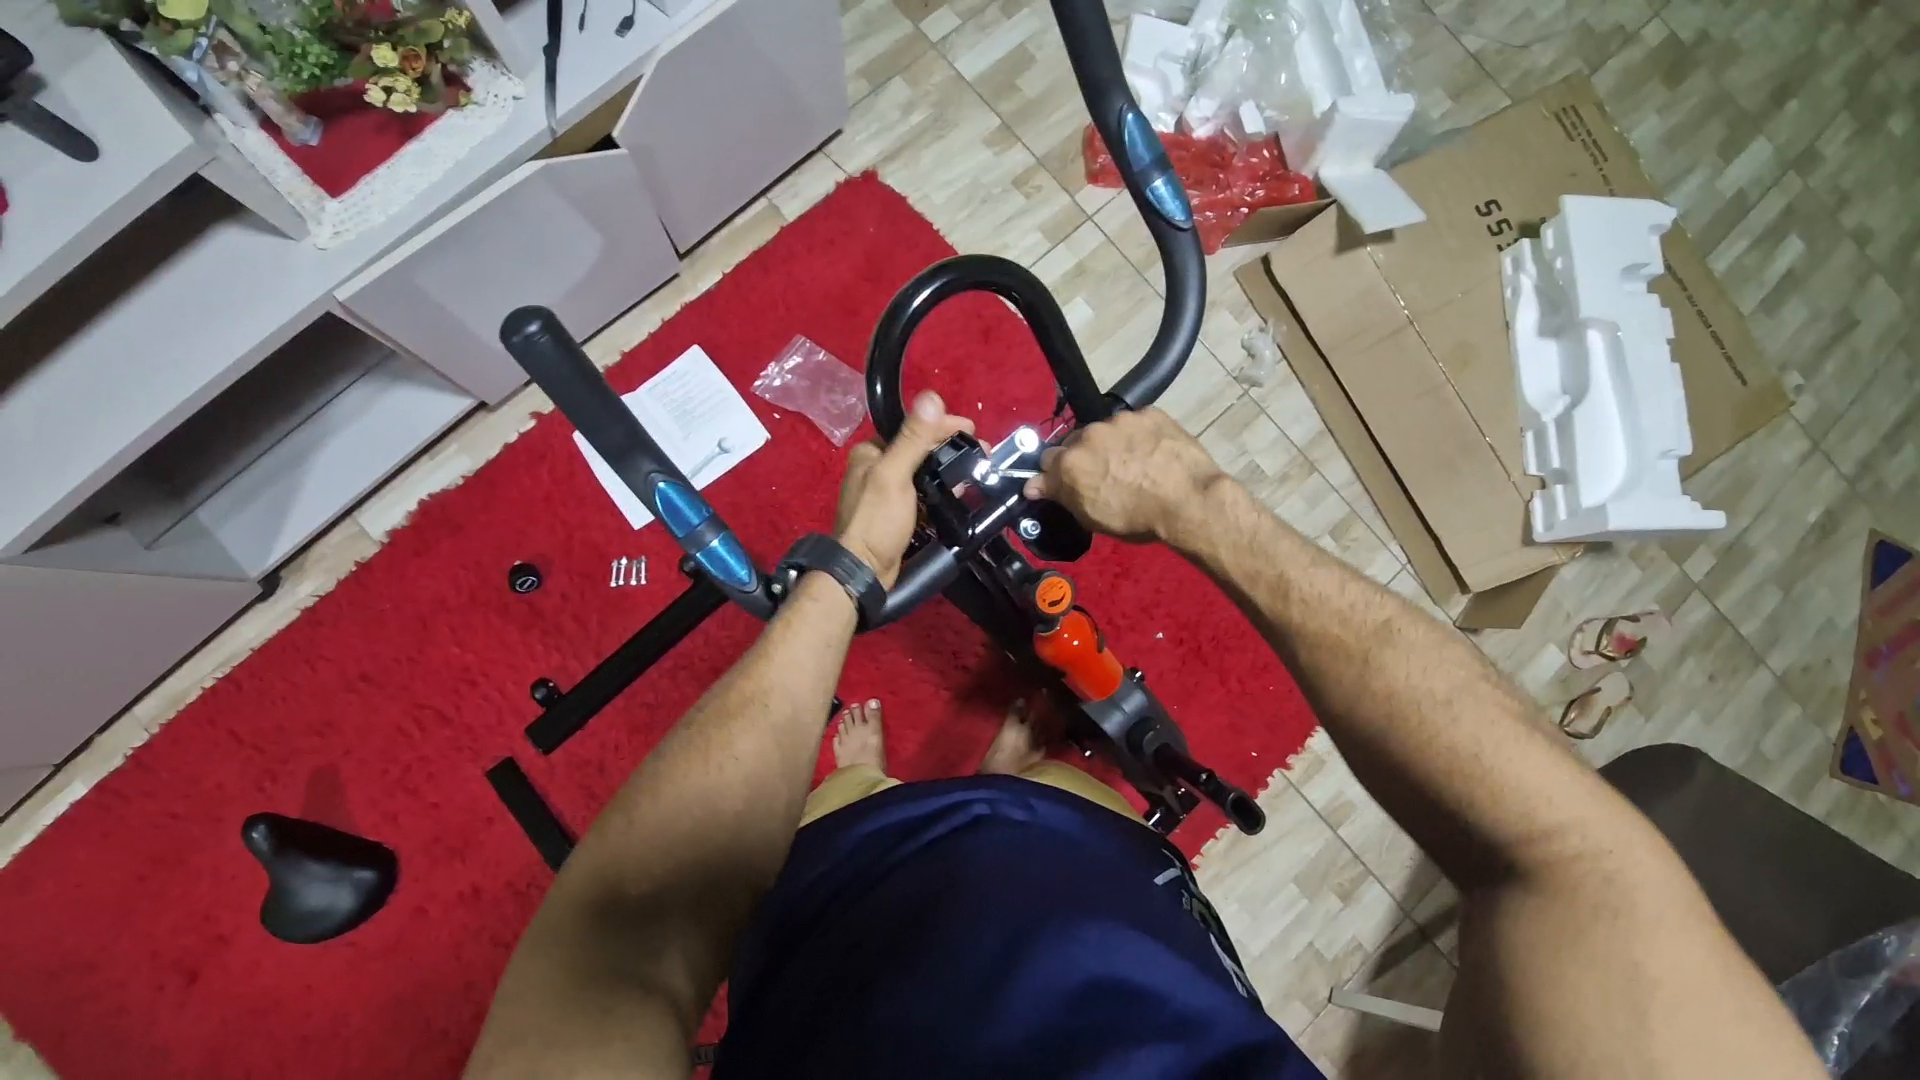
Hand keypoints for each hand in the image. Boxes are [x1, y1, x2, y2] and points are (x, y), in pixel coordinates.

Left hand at [834, 391, 974, 586]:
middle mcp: (876, 466)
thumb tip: (931, 397)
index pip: (912, 428)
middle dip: (950, 449)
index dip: (943, 426)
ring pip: (924, 471)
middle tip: (981, 455)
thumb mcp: (895, 475)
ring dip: (949, 471)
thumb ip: (913, 438)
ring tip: (975, 473)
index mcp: (870, 452)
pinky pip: (924, 493)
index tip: (972, 430)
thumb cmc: (876, 521)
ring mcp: (887, 491)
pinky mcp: (898, 512)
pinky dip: (941, 491)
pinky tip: (959, 494)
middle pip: (919, 449)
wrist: (864, 571)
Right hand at [1022, 408, 1223, 543]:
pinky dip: (1139, 435)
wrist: (1188, 501)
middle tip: (1103, 475)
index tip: (1066, 483)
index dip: (1056, 474)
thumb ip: (1060, 495)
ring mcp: (1120, 420)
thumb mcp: (1092, 517)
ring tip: (1133, 463)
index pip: (1047, 460)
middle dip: (1084, 456)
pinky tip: (1153, 452)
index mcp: (1069, 462)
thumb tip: (1032, 485)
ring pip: (1106, 430)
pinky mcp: (1149, 413)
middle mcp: (1089, 434)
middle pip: (1076, 442)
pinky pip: (1136, 422)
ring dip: (1112, 443)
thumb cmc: (1137, 519)